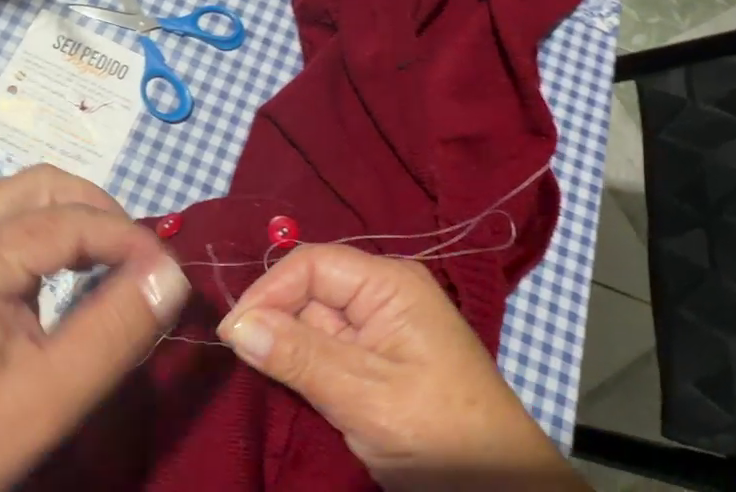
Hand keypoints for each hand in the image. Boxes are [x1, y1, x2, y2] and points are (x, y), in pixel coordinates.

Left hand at [0, 165, 190, 491]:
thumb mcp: (46, 399)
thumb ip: (115, 331)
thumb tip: (171, 274)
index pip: (71, 219)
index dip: (130, 238)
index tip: (170, 274)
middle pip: (43, 185)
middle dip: (99, 213)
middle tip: (136, 261)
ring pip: (20, 197)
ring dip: (71, 218)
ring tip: (107, 265)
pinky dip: (41, 232)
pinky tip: (59, 277)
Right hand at [217, 244, 588, 491]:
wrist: (502, 489)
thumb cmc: (442, 433)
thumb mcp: (366, 396)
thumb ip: (300, 357)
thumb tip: (236, 325)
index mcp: (389, 284)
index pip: (312, 265)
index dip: (268, 291)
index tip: (233, 334)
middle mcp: (382, 295)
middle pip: (309, 290)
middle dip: (273, 320)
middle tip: (238, 359)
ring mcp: (380, 329)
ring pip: (313, 322)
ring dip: (285, 347)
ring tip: (254, 373)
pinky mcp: (377, 361)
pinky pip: (326, 350)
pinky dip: (302, 366)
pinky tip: (281, 383)